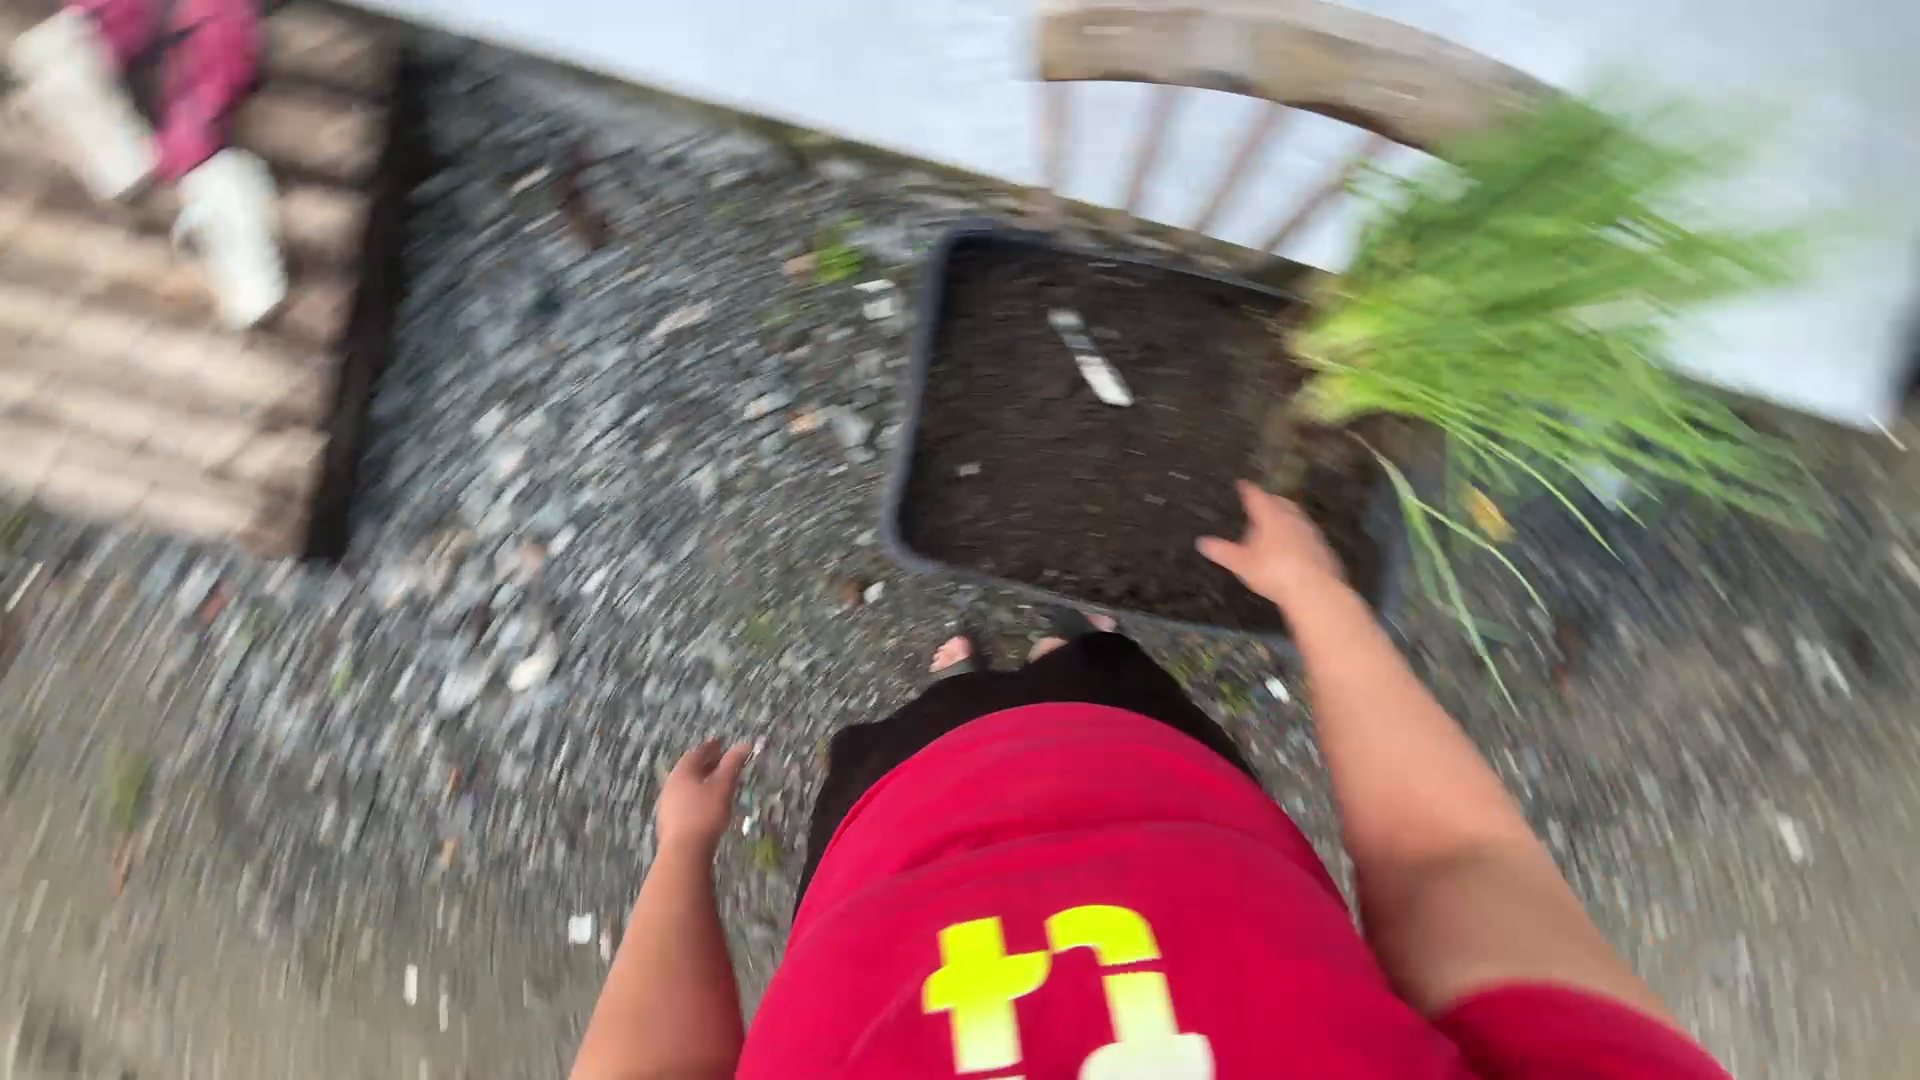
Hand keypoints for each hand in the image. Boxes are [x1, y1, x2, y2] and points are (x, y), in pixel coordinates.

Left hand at [655, 739, 750, 856]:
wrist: (684, 852)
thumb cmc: (705, 814)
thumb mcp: (723, 786)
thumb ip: (732, 764)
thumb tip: (744, 744)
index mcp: (682, 773)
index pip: (696, 753)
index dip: (710, 747)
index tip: (721, 742)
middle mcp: (670, 786)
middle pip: (689, 769)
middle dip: (706, 764)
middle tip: (722, 762)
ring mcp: (667, 805)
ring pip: (686, 786)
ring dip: (701, 781)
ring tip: (717, 783)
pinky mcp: (668, 822)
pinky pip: (684, 801)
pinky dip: (696, 796)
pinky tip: (706, 804)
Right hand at [1197, 481, 1345, 608]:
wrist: (1313, 589)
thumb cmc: (1272, 571)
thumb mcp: (1240, 563)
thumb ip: (1221, 551)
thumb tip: (1201, 541)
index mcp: (1270, 517)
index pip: (1256, 497)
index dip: (1247, 490)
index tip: (1242, 484)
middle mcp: (1291, 518)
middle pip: (1280, 502)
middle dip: (1270, 499)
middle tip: (1261, 500)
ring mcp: (1310, 531)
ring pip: (1296, 516)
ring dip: (1286, 515)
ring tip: (1276, 520)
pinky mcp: (1322, 547)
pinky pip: (1306, 533)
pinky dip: (1297, 532)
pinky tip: (1293, 544)